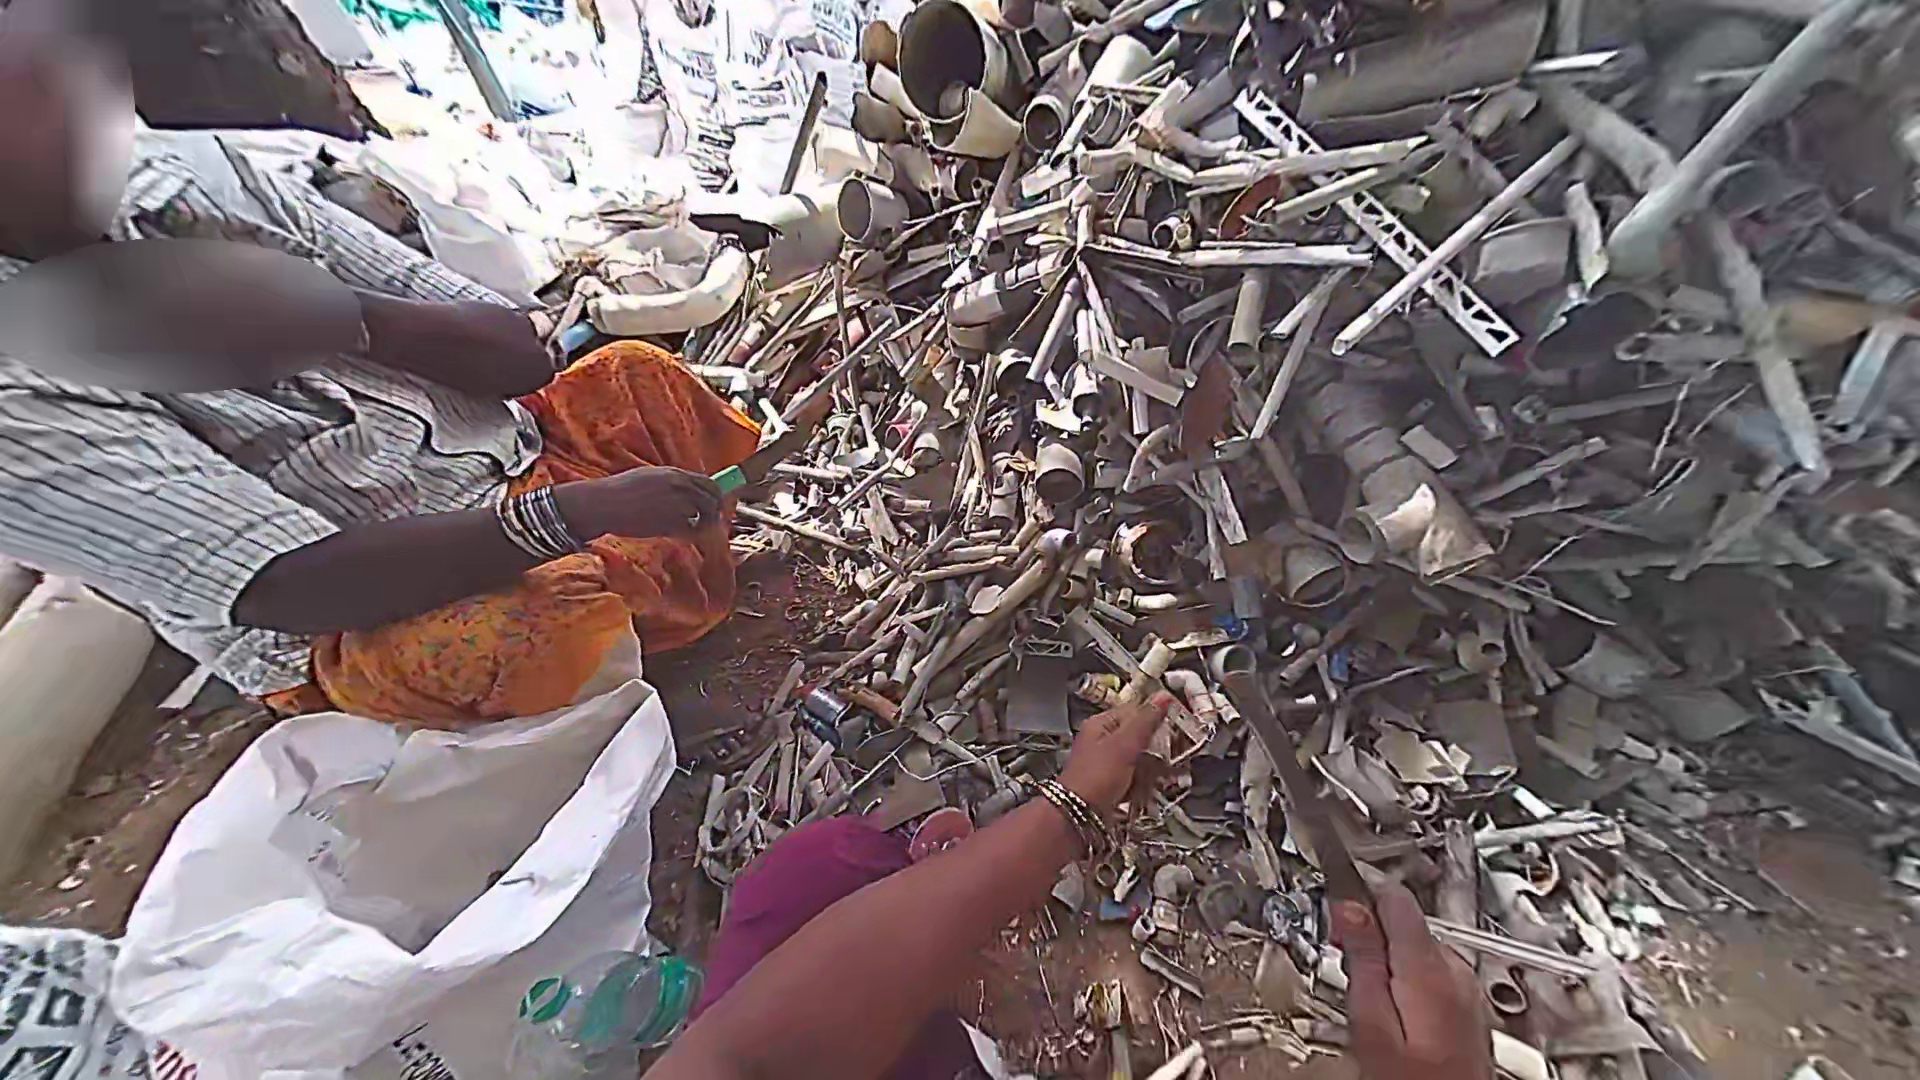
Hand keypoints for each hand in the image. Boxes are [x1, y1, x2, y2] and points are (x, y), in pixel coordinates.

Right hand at [555, 467, 723, 540]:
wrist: (602, 504)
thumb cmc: (620, 492)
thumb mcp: (649, 477)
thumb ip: (672, 483)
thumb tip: (691, 491)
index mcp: (675, 474)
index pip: (709, 484)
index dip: (715, 496)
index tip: (717, 505)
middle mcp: (680, 487)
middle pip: (712, 501)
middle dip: (715, 512)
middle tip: (711, 522)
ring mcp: (678, 504)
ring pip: (704, 517)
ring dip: (701, 525)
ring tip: (689, 529)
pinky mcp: (672, 522)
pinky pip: (691, 531)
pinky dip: (689, 534)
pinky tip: (679, 534)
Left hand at [1058, 692, 1172, 814]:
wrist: (1080, 816)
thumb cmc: (1096, 777)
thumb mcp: (1124, 744)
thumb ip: (1145, 721)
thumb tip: (1163, 697)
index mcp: (1101, 725)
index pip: (1134, 711)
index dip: (1155, 717)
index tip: (1178, 724)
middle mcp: (1103, 742)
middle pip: (1139, 737)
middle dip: (1158, 749)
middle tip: (1173, 756)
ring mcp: (1108, 764)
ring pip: (1141, 760)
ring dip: (1153, 770)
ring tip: (1159, 778)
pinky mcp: (1114, 785)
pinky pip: (1136, 779)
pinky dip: (1145, 785)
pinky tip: (1147, 792)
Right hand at [1336, 878, 1493, 1079]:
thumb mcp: (1368, 1019)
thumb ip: (1360, 956)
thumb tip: (1348, 905)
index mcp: (1429, 971)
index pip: (1393, 895)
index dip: (1357, 888)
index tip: (1332, 899)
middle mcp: (1457, 974)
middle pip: (1400, 919)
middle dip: (1364, 927)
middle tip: (1339, 953)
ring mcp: (1467, 991)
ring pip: (1412, 942)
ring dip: (1382, 951)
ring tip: (1362, 984)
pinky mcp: (1469, 1006)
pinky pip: (1428, 966)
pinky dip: (1401, 970)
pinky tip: (1387, 1000)